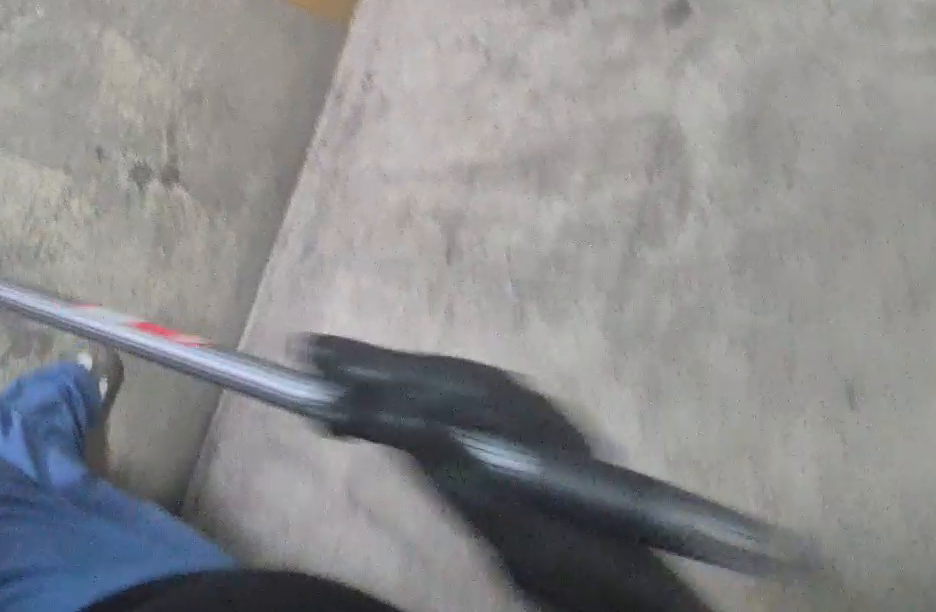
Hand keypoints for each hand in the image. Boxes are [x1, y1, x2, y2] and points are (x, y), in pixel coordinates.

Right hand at [303, 335, 712, 611]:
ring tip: (328, 365)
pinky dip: (403, 392)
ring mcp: (520, 412)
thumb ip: (464, 476)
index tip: (321, 365)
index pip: (432, 387)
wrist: (626, 598)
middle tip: (309, 349)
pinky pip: (447, 396)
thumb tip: (405, 423)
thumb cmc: (575, 573)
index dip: (372, 377)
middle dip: (368, 363)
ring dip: (379, 373)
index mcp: (524, 419)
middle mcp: (522, 401)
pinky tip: (377, 395)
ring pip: (436, 380)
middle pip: (431, 372)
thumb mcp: (517, 533)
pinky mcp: (513, 429)